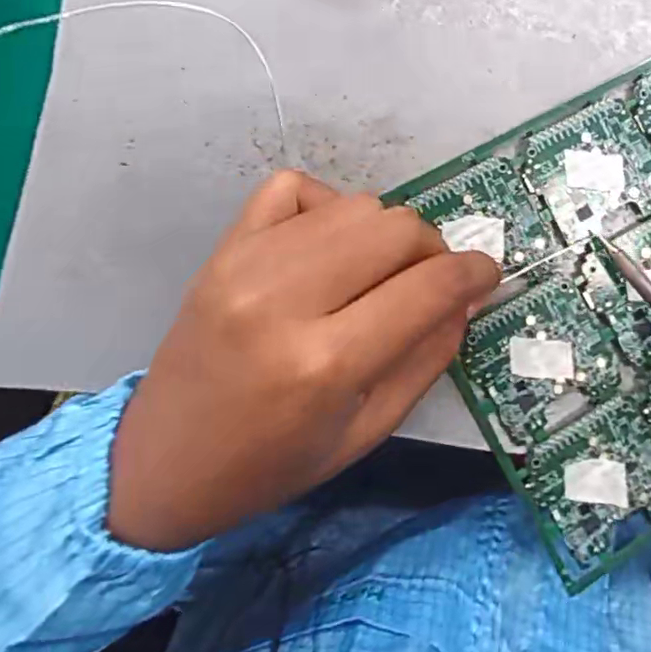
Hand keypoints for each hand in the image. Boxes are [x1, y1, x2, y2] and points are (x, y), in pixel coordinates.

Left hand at [107, 170, 500, 551]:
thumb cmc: (271, 464)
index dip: (474, 273)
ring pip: (354, 204)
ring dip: (384, 233)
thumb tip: (466, 296)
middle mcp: (284, 299)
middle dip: (431, 250)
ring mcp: (247, 263)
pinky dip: (326, 205)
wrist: (163, 460)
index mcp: (325, 363)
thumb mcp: (365, 431)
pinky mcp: (224, 247)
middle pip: (395, 228)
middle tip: (428, 281)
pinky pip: (293, 187)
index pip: (427, 287)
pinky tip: (325, 245)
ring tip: (375, 271)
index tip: (487, 274)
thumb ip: (426, 357)